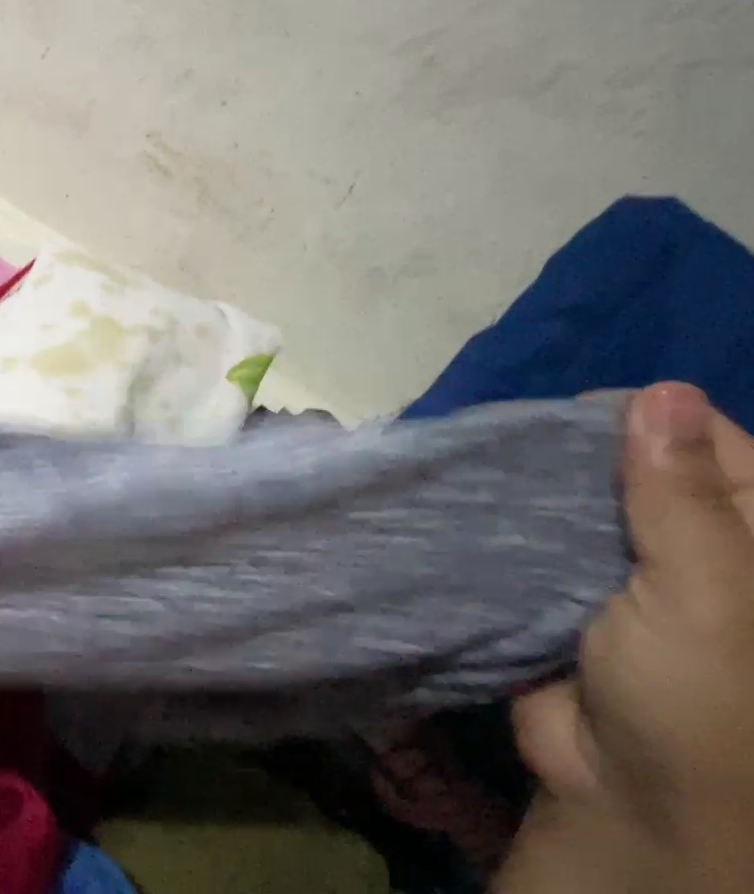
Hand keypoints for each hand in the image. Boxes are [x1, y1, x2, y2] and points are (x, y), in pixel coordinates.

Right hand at [507, 382, 753, 889]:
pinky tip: (468, 502)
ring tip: (479, 464)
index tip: (572, 415)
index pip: (719, 450)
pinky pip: (536, 540)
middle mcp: (703, 548)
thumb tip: (660, 393)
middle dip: (581, 452)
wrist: (632, 794)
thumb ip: (682, 496)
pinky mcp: (564, 593)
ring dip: (536, 486)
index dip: (655, 422)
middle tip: (513, 440)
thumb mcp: (711, 593)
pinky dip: (506, 521)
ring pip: (582, 501)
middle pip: (644, 470)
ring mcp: (629, 572)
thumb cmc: (708, 700)